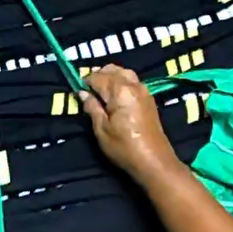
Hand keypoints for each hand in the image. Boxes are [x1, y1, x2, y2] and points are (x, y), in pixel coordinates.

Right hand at [83, 66, 181, 184]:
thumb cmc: (124, 147)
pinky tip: (115, 95)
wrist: (154, 162)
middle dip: (98, 75)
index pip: (97, 77)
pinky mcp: (149, 98)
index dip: (85, 82)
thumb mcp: (102, 129)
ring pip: (124, 72)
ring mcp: (143, 90)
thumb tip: (82, 93)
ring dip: (110, 76)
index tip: (78, 90)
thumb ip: (92, 107)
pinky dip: (121, 81)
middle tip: (88, 90)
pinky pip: (132, 80)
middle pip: (112, 70)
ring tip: (101, 90)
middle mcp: (133, 85)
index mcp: (119, 91)